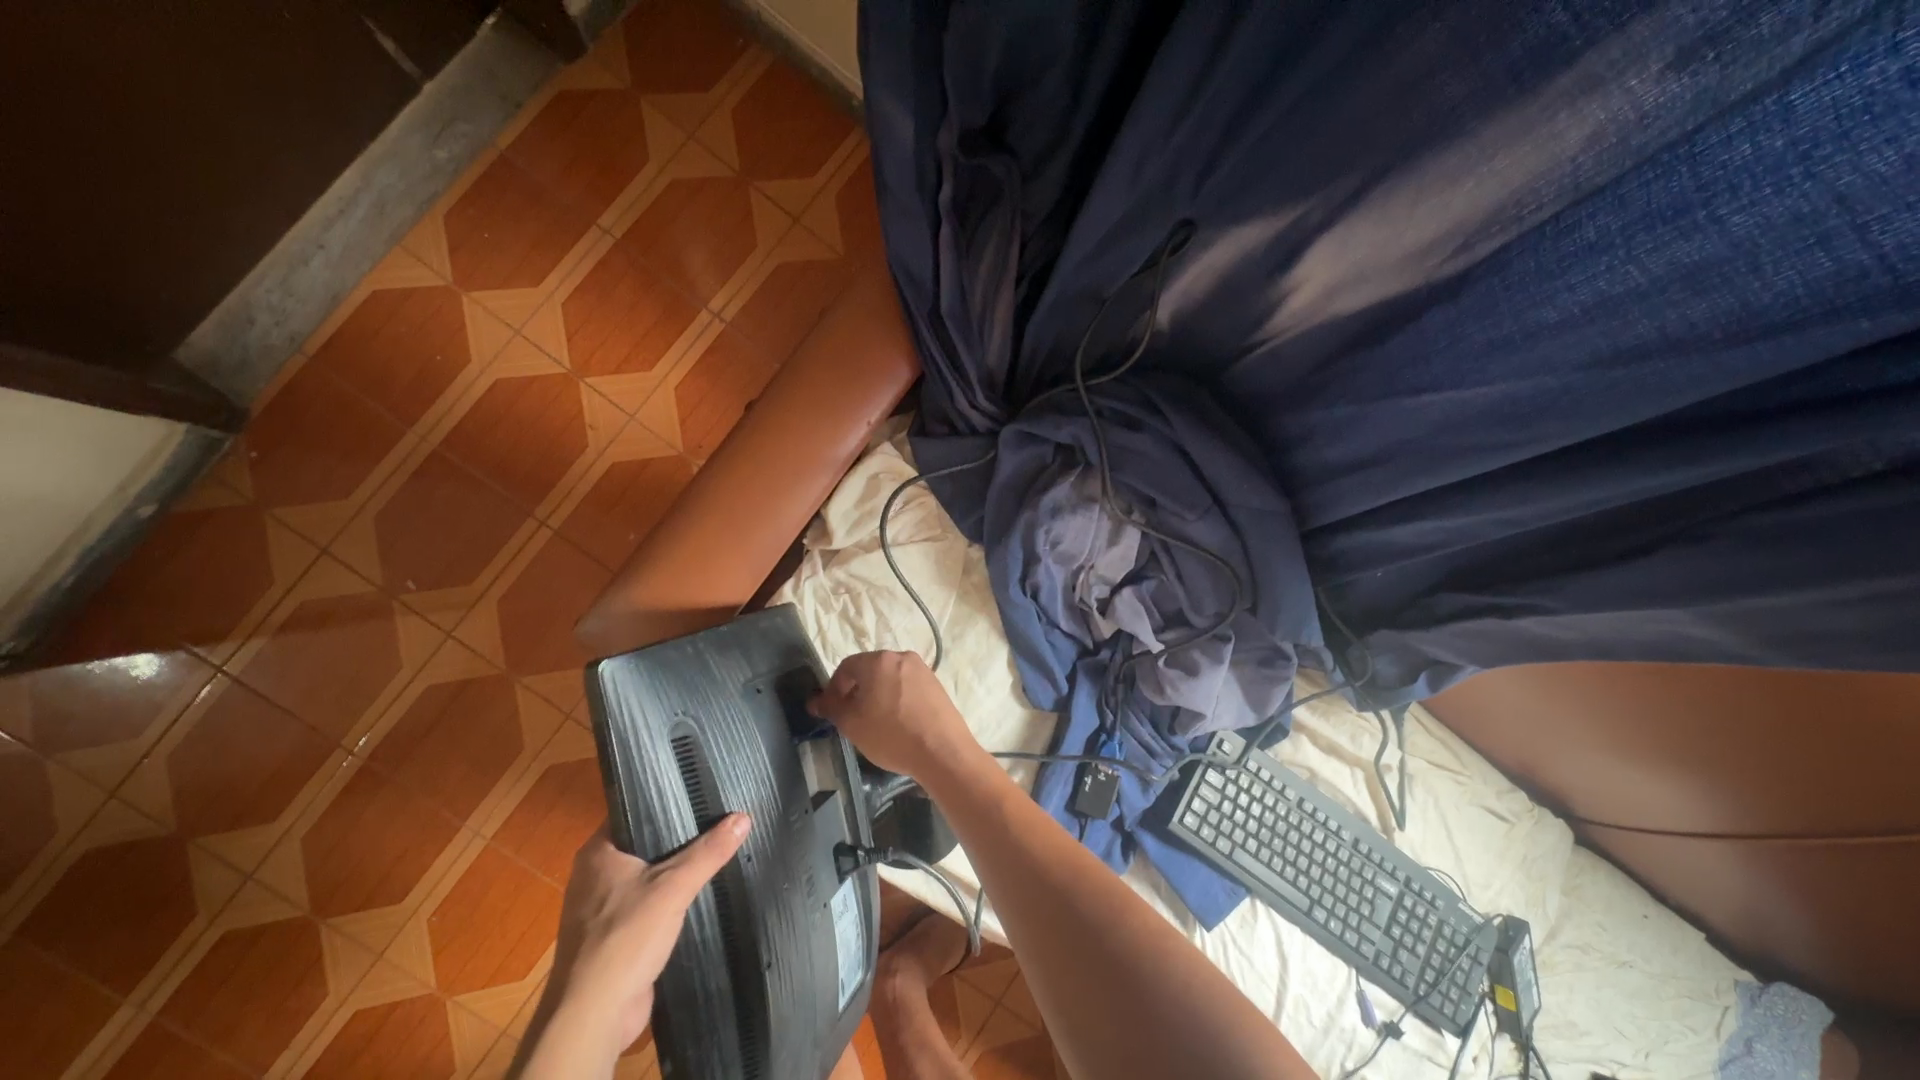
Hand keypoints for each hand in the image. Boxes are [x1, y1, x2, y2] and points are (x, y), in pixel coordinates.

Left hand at [514, 817, 749, 1076]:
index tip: (700, 792)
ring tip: (716, 854)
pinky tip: (698, 898)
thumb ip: (708, 852)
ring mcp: (600, 909)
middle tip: (718, 820)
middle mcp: (593, 876)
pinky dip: (669, 903)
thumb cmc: (625, 937)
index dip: (665, 802)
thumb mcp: (673, 887)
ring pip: (645, 878)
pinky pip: (646, 907)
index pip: (633, 812)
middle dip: (678, 839)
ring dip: (674, 874)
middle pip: (643, 846)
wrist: (594, 1012)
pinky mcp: (613, 938)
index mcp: (597, 853)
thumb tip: (743, 817)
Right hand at [807, 650, 977, 777]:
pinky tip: (899, 724)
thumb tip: (815, 700)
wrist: (943, 752)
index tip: (832, 710)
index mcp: (878, 660)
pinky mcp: (937, 686)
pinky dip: (898, 700)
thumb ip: (831, 708)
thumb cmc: (891, 735)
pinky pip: (909, 688)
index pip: (846, 667)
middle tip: (852, 717)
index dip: (833, 688)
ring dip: (878, 696)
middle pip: (870, 670)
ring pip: (890, 679)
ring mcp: (923, 671)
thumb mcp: (852, 724)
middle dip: (857, 691)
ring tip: (876, 723)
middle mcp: (902, 657)